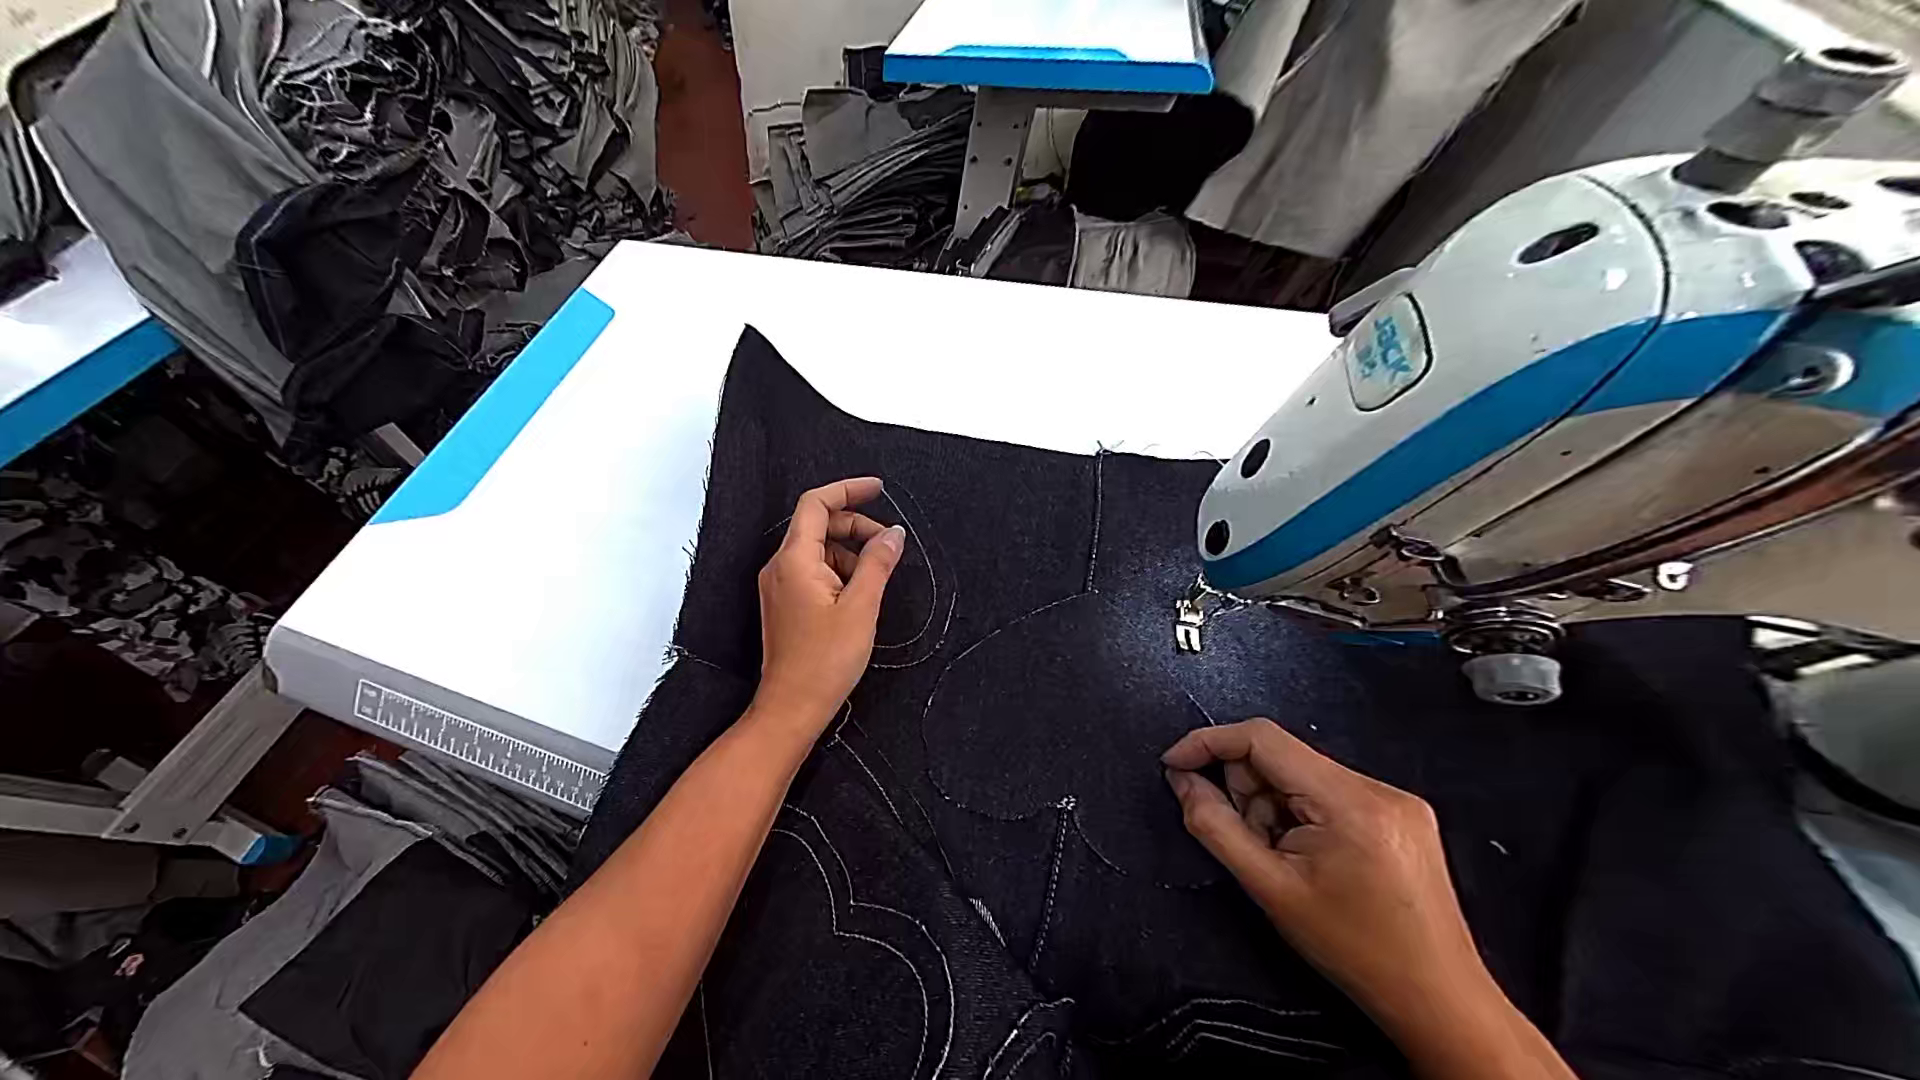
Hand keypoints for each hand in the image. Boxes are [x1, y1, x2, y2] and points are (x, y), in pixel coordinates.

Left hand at [752, 478, 905, 733]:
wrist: (792, 707)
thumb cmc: (823, 663)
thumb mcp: (862, 607)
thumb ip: (878, 563)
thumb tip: (893, 534)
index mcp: (795, 561)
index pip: (816, 504)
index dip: (848, 490)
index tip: (877, 489)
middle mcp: (781, 567)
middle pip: (819, 525)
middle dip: (856, 526)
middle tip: (889, 543)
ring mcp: (781, 585)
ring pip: (819, 549)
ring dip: (851, 551)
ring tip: (878, 574)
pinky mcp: (787, 602)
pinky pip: (814, 570)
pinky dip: (841, 570)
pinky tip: (861, 591)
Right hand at [1162, 720, 1575, 1079]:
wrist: (1441, 1003)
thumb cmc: (1354, 951)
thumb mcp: (1269, 889)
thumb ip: (1214, 826)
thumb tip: (1182, 780)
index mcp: (1350, 801)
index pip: (1262, 738)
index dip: (1209, 742)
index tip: (1174, 764)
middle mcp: (1377, 786)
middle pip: (1280, 756)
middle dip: (1245, 789)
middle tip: (1246, 839)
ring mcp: (1394, 797)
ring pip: (1299, 773)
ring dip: (1271, 805)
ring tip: (1282, 857)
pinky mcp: (1399, 812)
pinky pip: (1324, 789)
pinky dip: (1298, 812)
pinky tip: (1306, 854)